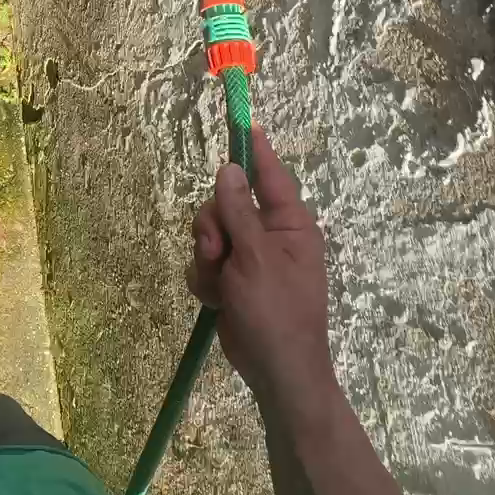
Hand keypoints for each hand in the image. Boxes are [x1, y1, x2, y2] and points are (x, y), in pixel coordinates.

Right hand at [187, 126, 336, 408]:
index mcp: (290, 225)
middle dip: (211, 227)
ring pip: (209, 232)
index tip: (246, 124)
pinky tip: (216, 298)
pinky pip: (205, 260)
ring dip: (206, 258)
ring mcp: (250, 257)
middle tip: (215, 251)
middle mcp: (270, 235)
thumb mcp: (255, 258)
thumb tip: (230, 168)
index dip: (256, 151)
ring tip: (220, 284)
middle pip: (225, 204)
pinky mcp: (233, 277)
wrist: (274, 371)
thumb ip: (238, 211)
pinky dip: (205, 278)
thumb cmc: (276, 313)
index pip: (271, 176)